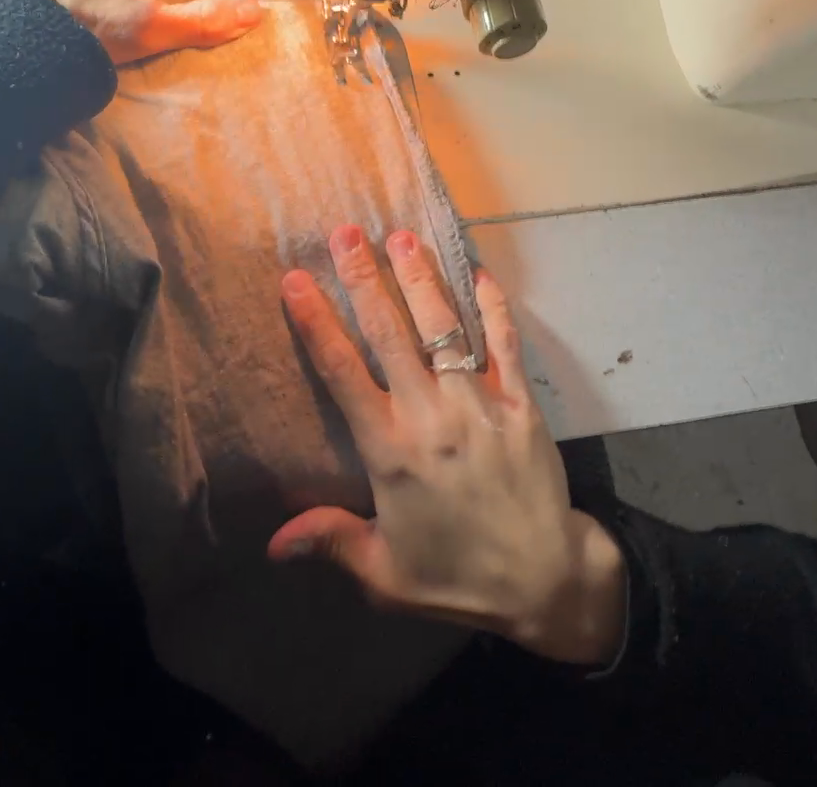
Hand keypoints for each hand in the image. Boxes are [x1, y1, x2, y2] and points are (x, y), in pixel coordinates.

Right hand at [269, 225, 628, 664]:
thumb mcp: (383, 572)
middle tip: (347, 233)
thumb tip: (271, 543)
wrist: (545, 582)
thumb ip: (330, 541)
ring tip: (402, 236)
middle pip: (390, 335)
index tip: (297, 279)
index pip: (342, 373)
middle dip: (366, 280)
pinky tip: (480, 272)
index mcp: (389, 452)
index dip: (317, 322)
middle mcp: (430, 417)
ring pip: (444, 329)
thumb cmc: (455, 577)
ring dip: (422, 280)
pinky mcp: (521, 404)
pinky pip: (506, 344)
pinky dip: (494, 307)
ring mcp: (480, 405)